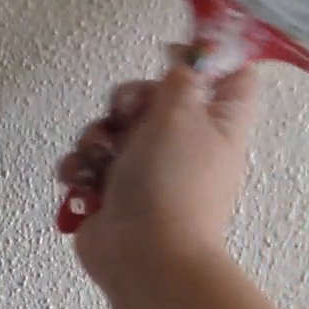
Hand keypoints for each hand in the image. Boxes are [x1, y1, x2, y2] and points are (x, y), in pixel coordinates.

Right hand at [57, 47, 259, 281]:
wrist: (142, 253)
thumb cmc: (170, 185)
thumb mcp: (181, 115)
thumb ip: (181, 79)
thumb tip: (187, 59)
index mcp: (218, 123)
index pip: (230, 77)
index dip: (205, 60)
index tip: (171, 55)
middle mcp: (183, 145)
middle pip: (152, 101)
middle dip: (125, 103)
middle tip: (122, 115)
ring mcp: (145, 172)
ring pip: (111, 134)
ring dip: (93, 140)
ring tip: (97, 160)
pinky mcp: (110, 194)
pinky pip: (87, 167)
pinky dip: (79, 172)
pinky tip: (81, 183)